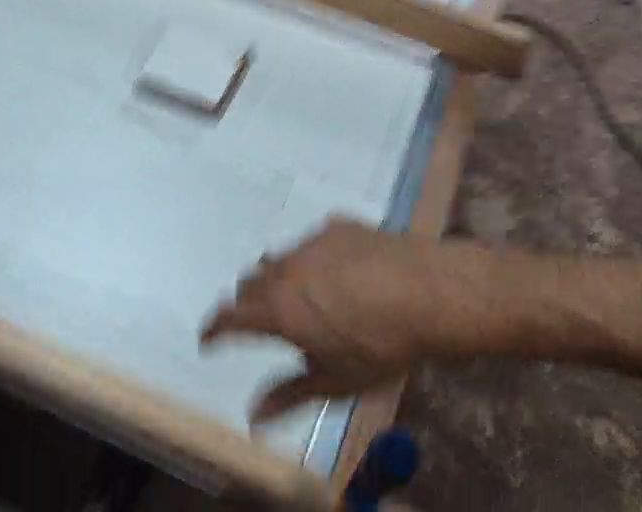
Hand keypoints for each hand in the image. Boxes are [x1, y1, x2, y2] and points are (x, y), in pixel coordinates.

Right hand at [201, 220, 490, 422]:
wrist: (432, 292)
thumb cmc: (382, 344)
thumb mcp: (336, 381)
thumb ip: (290, 394)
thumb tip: (254, 416)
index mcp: (280, 310)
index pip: (231, 316)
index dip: (215, 327)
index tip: (209, 336)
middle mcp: (288, 270)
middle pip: (251, 282)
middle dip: (247, 301)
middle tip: (258, 320)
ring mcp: (314, 242)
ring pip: (281, 258)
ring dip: (278, 277)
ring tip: (299, 294)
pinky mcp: (340, 225)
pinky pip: (312, 241)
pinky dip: (312, 259)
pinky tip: (337, 272)